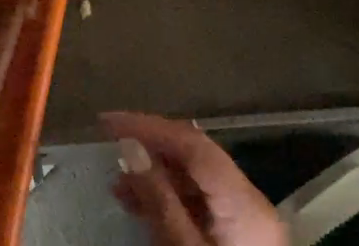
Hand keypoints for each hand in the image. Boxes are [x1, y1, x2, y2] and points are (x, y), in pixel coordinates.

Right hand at [101, 113, 286, 245]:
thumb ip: (158, 199)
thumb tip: (130, 148)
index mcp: (245, 204)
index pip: (193, 145)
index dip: (149, 126)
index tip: (106, 123)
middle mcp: (252, 203)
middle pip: (198, 157)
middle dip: (151, 148)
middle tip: (109, 150)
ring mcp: (250, 222)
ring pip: (198, 179)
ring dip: (156, 174)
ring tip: (119, 187)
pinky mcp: (242, 239)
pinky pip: (202, 202)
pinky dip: (170, 196)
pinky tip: (143, 206)